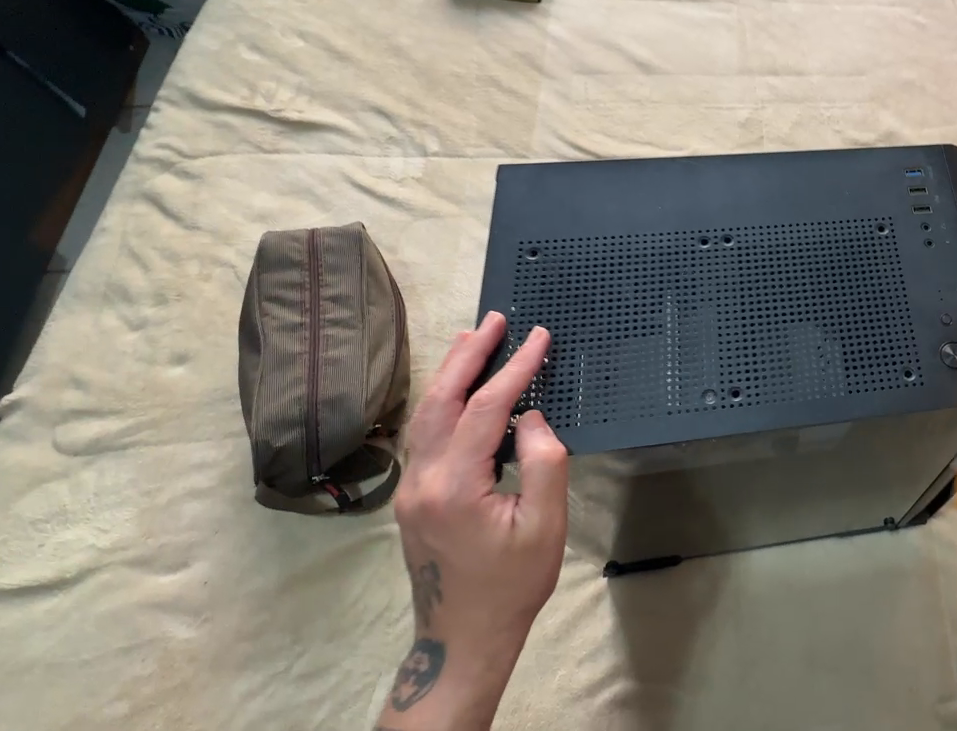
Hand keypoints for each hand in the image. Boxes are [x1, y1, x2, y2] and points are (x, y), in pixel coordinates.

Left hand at [376, 311, 568, 730]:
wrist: (463, 637)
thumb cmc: (513, 582)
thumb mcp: (544, 524)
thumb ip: (543, 461)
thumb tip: (529, 416)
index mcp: (454, 486)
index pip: (485, 409)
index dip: (514, 369)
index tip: (539, 337)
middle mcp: (421, 480)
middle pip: (441, 401)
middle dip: (468, 356)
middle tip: (494, 319)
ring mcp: (411, 488)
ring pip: (426, 415)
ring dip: (451, 373)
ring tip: (472, 338)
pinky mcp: (414, 497)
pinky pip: (427, 434)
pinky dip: (445, 400)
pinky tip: (459, 388)